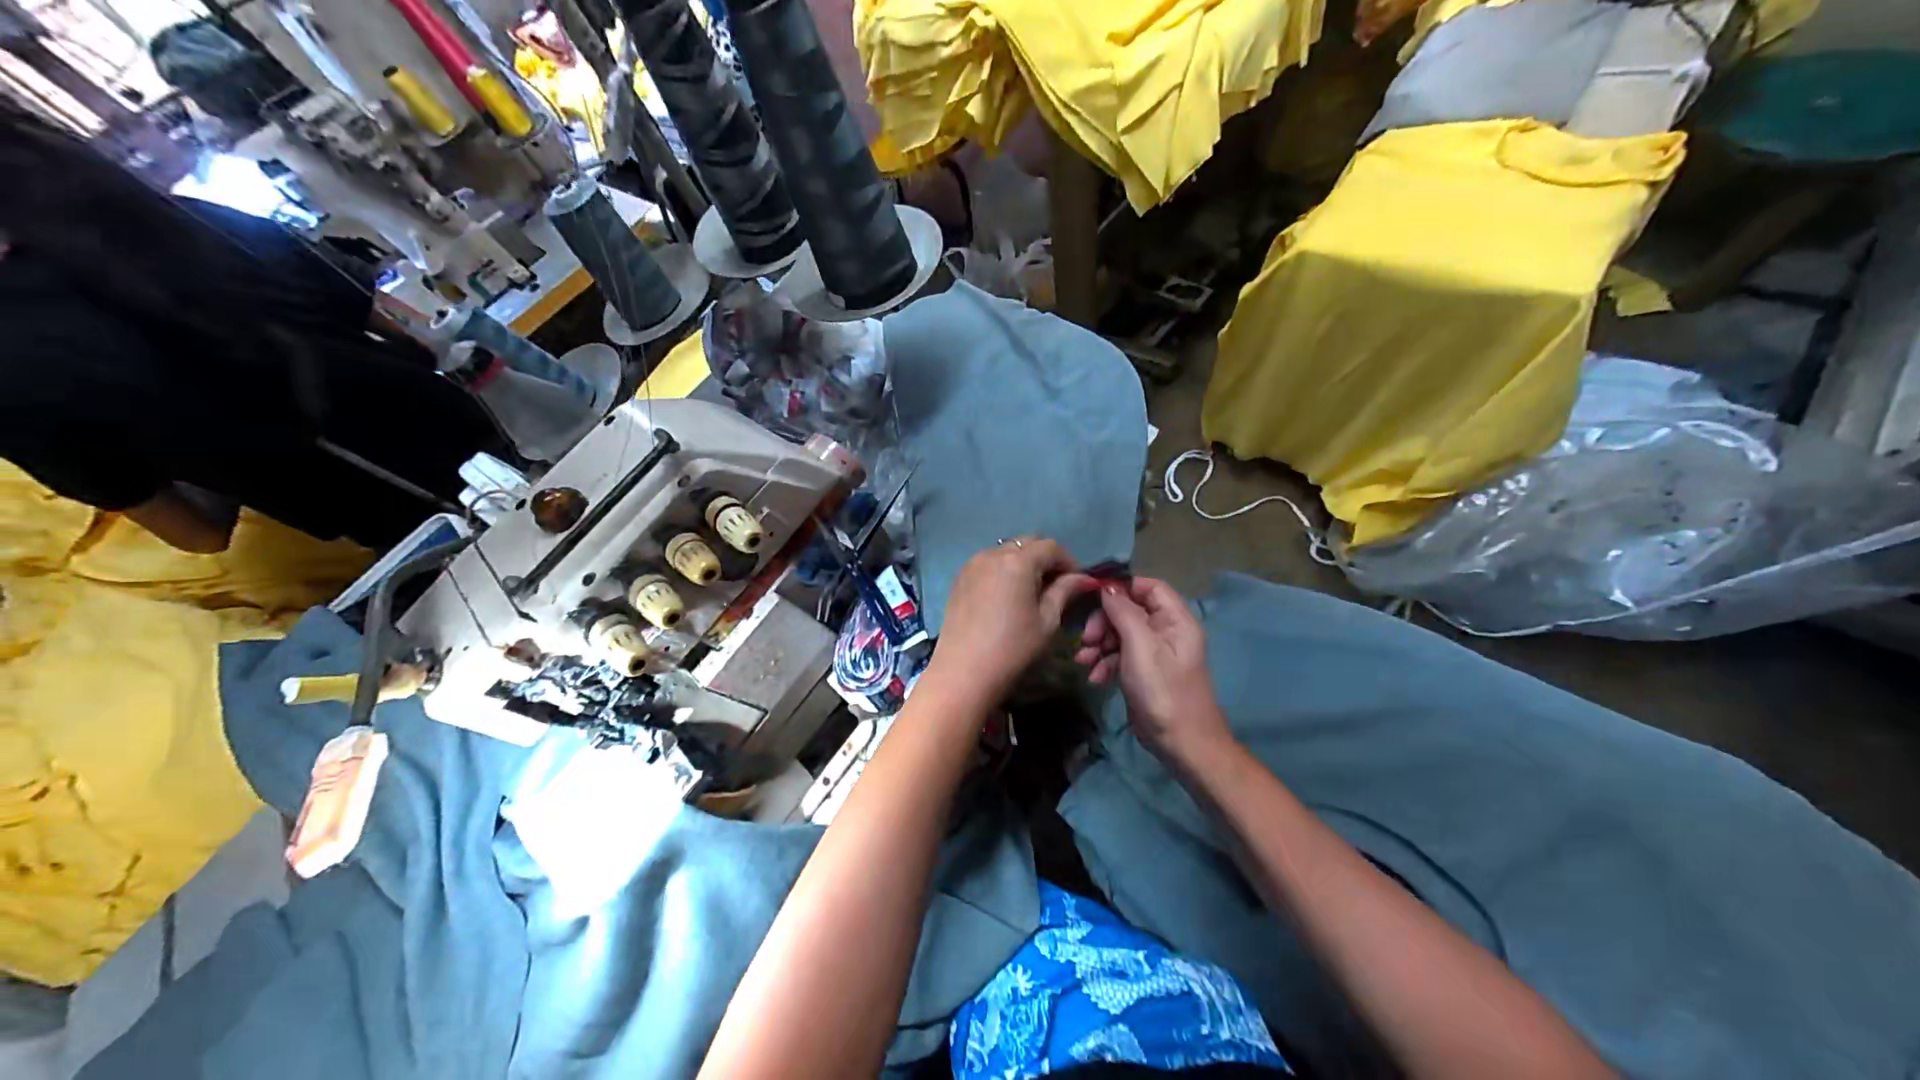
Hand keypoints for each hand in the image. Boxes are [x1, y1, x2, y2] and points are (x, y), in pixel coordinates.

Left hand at [928, 537, 1098, 703]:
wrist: (964, 671)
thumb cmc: (1013, 648)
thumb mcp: (1047, 621)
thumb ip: (1065, 591)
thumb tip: (1084, 578)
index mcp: (1018, 561)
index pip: (1050, 547)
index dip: (1068, 561)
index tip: (1075, 582)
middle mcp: (992, 554)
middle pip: (1026, 543)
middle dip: (1045, 559)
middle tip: (1054, 586)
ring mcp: (972, 565)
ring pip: (1005, 551)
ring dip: (1022, 563)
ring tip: (1029, 591)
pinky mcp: (959, 578)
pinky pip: (987, 563)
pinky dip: (1002, 570)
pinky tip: (1006, 596)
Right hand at [1075, 577, 1234, 763]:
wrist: (1181, 743)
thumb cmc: (1163, 691)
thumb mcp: (1141, 647)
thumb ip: (1123, 613)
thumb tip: (1107, 587)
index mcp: (1176, 619)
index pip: (1149, 587)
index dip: (1121, 588)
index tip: (1093, 597)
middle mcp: (1167, 631)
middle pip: (1129, 610)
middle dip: (1104, 622)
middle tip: (1087, 638)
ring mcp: (1155, 653)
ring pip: (1121, 634)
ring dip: (1100, 644)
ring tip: (1083, 661)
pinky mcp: (1144, 672)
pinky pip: (1120, 656)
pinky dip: (1105, 662)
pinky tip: (1094, 677)